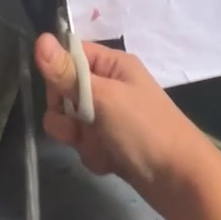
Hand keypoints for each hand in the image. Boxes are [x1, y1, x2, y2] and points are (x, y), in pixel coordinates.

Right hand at [36, 35, 220, 218]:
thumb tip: (40, 39)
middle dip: (66, 114)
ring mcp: (111, 116)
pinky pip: (86, 144)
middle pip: (66, 91)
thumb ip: (68, 73)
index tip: (57, 94)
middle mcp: (110, 85)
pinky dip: (93, 154)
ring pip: (73, 122)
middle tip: (79, 127)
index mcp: (112, 64)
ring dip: (80, 138)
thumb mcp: (103, 98)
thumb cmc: (144, 128)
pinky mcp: (112, 143)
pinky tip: (109, 163)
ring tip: (99, 148)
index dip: (57, 74)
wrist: (180, 181)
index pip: (70, 56)